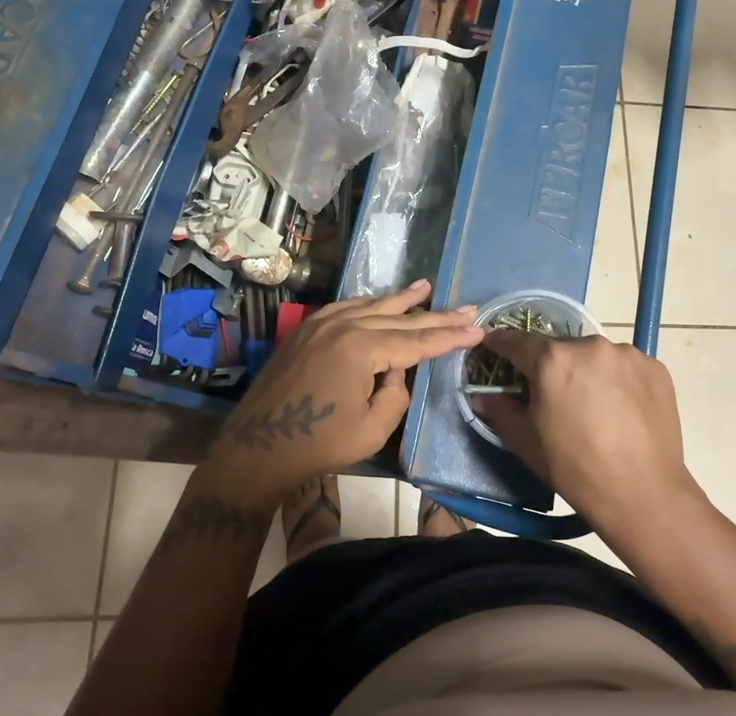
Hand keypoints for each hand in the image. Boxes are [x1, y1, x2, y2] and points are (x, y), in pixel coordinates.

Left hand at [201, 280, 480, 505]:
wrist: (257, 447)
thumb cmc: (318, 444)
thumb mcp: (373, 429)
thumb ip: (396, 394)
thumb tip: (395, 371)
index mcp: (362, 348)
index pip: (416, 340)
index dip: (449, 337)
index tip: (478, 329)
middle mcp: (343, 326)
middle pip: (398, 318)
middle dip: (435, 315)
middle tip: (466, 307)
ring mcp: (320, 324)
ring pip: (370, 306)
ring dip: (401, 300)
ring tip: (426, 287)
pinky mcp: (305, 331)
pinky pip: (344, 308)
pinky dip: (367, 304)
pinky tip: (378, 302)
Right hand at [472, 332, 702, 534]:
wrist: (642, 494)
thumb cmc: (574, 467)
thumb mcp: (525, 441)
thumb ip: (499, 410)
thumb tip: (483, 396)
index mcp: (552, 360)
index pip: (517, 341)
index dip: (501, 343)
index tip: (492, 344)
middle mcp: (590, 345)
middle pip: (561, 349)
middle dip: (553, 368)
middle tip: (555, 398)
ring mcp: (628, 355)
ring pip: (596, 357)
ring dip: (589, 373)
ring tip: (595, 408)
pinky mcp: (656, 369)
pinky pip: (626, 367)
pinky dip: (619, 381)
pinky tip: (622, 411)